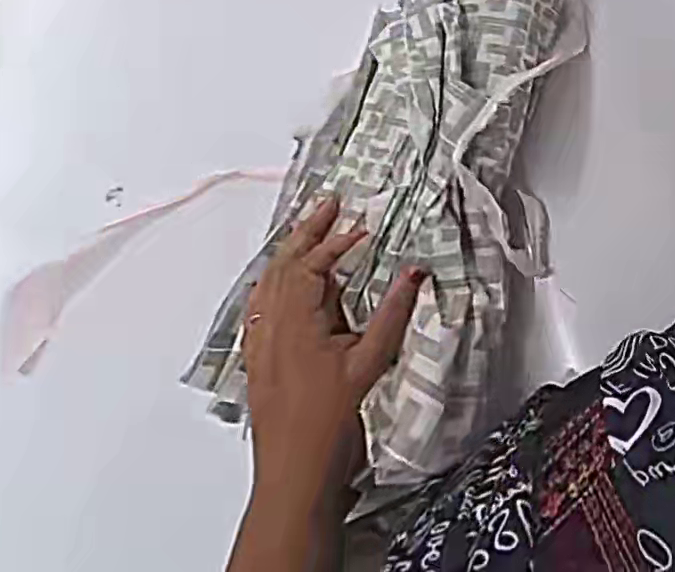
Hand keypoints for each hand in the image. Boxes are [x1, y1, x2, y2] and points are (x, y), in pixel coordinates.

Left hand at [243, 197, 422, 493]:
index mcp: (294, 326)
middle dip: (305, 233)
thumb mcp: (371, 361)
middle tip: (327, 204)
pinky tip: (281, 278)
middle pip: (281, 268)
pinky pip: (261, 306)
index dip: (336, 243)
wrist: (295, 470)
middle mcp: (270, 330)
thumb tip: (414, 272)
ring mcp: (260, 344)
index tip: (361, 228)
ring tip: (307, 228)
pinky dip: (275, 280)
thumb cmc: (331, 418)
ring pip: (267, 285)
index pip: (310, 269)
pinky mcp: (261, 357)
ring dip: (289, 252)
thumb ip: (393, 312)